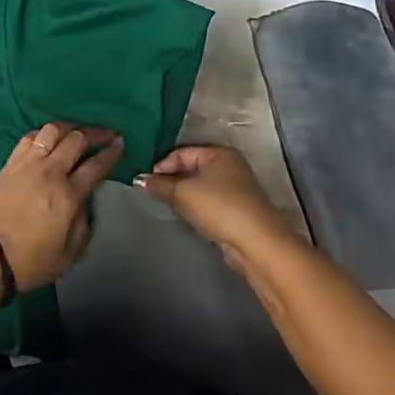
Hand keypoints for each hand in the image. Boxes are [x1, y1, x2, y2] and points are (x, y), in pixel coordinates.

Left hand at [0, 123, 122, 291]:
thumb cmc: (32, 260)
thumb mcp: (70, 253)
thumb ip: (84, 223)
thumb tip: (86, 200)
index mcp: (68, 194)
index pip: (96, 164)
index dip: (112, 152)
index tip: (120, 143)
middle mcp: (50, 171)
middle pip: (76, 139)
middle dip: (96, 133)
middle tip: (105, 134)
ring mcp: (27, 163)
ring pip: (51, 130)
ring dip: (69, 128)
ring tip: (77, 132)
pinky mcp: (10, 163)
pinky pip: (30, 138)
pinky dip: (44, 135)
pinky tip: (48, 140)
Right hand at [136, 146, 295, 275]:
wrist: (256, 242)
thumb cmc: (218, 207)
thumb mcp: (182, 192)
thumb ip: (158, 184)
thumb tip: (138, 179)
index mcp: (218, 153)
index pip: (181, 152)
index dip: (162, 165)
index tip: (147, 182)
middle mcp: (229, 165)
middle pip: (191, 167)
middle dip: (171, 180)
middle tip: (154, 193)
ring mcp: (236, 187)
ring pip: (200, 185)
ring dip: (183, 194)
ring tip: (168, 204)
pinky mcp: (238, 208)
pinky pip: (209, 200)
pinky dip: (196, 205)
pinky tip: (187, 215)